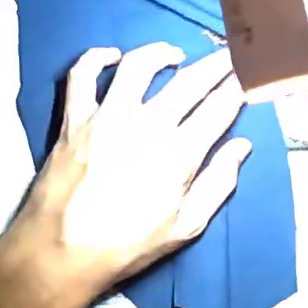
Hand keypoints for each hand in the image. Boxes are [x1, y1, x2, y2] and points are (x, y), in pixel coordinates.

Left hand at [0, 43, 250, 307]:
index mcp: (180, 154)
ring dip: (162, 53)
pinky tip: (112, 56)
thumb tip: (241, 147)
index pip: (220, 108)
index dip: (240, 87)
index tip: (249, 77)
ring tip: (175, 55)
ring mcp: (107, 118)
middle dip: (216, 64)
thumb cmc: (126, 246)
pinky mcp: (74, 119)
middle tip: (228, 55)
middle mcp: (147, 126)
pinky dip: (96, 58)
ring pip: (138, 66)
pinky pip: (82, 75)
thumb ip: (218, 184)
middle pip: (190, 81)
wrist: (58, 254)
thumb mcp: (185, 227)